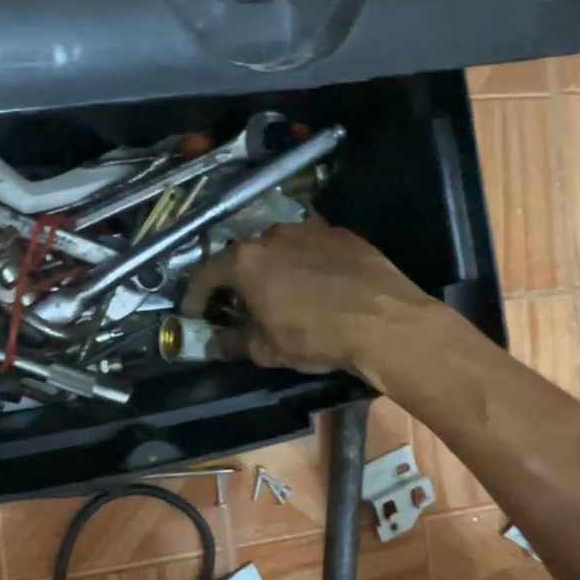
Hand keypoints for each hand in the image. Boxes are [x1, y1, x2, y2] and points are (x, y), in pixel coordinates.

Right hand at [180, 219, 438, 375]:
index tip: (193, 311)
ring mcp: (310, 229)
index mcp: (246, 261)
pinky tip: (316, 284)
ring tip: (280, 291)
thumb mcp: (267, 349)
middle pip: (244, 255)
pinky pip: (312, 247)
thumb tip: (214, 345)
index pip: (207, 273)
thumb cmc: (316, 336)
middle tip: (240, 303)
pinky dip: (305, 263)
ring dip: (273, 267)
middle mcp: (273, 235)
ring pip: (279, 247)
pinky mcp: (342, 234)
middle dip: (238, 279)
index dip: (196, 294)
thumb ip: (234, 343)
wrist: (385, 321)